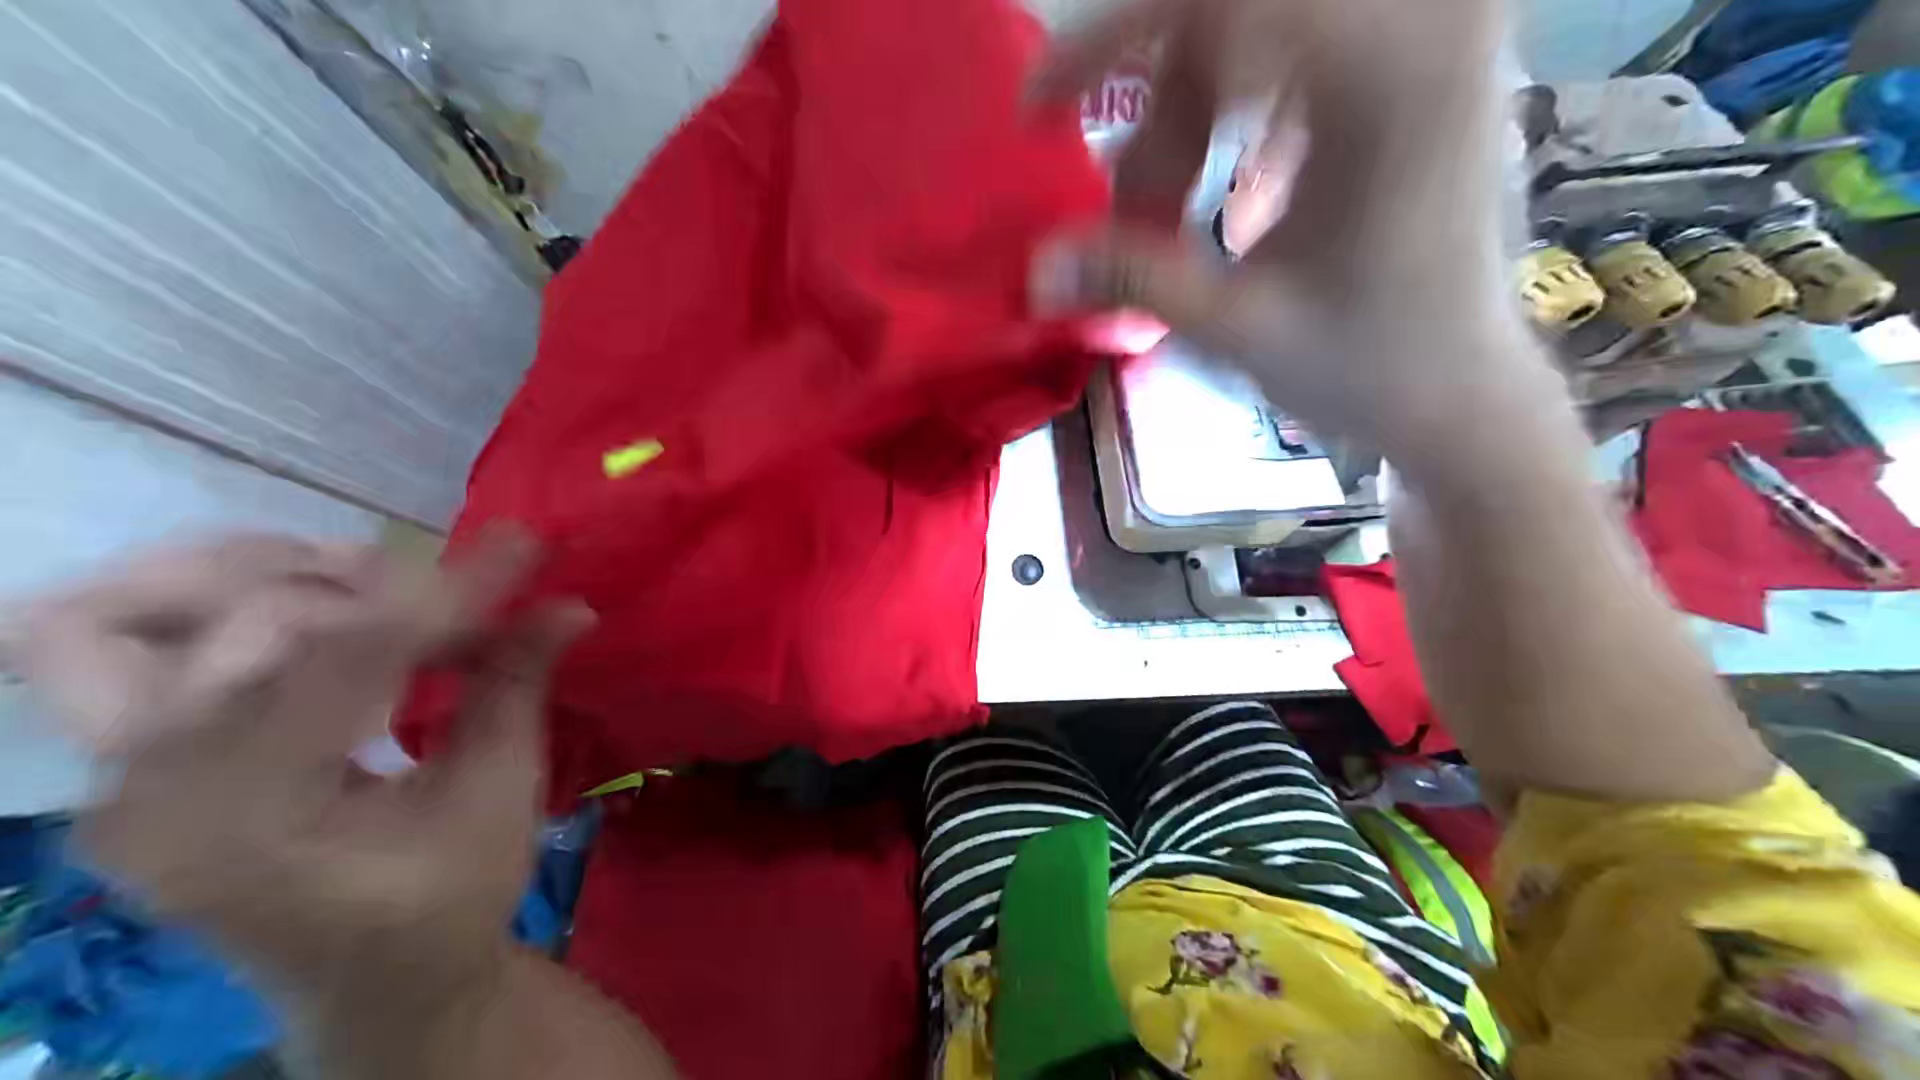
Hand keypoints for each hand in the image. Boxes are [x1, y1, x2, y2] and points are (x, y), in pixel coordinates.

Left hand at [4, 531, 589, 1012]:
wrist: (375, 978)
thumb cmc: (450, 899)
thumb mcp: (501, 795)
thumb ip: (517, 684)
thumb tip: (569, 602)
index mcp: (256, 823)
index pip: (343, 657)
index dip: (445, 593)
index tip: (524, 548)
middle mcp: (151, 797)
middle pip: (228, 627)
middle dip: (364, 588)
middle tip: (448, 593)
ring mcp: (116, 780)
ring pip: (103, 621)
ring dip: (243, 574)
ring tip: (356, 581)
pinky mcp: (123, 763)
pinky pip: (105, 644)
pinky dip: (194, 599)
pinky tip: (300, 601)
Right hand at [1032, 0, 1561, 471]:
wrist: (1458, 392)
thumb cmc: (1365, 367)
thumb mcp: (1237, 327)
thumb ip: (1131, 279)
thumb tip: (1036, 266)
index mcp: (1393, 76)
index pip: (1218, 1)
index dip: (1113, 39)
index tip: (1042, 106)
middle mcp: (1425, 23)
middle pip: (1231, 16)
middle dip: (1158, 108)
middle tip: (1137, 206)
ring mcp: (1425, 38)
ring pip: (1254, 33)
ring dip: (1189, 117)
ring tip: (1176, 213)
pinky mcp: (1412, 68)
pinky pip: (1287, 56)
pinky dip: (1229, 115)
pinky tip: (1229, 189)